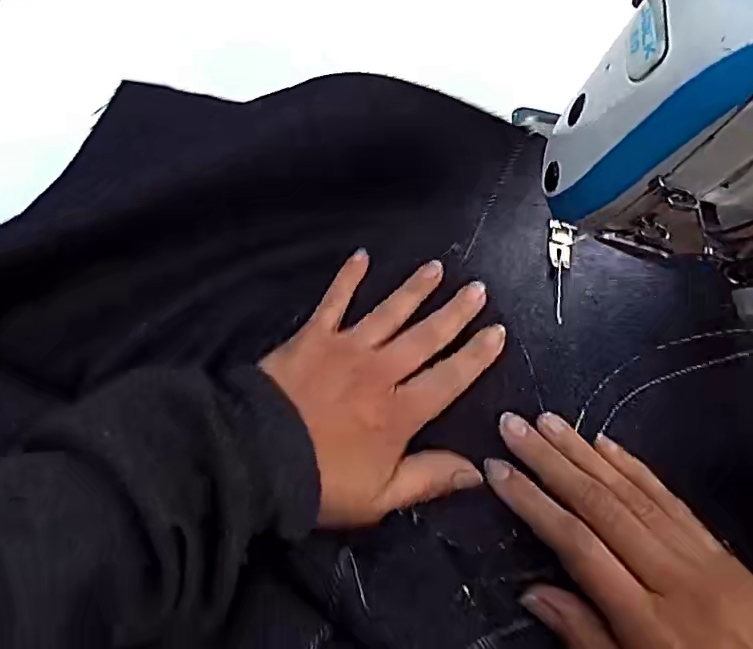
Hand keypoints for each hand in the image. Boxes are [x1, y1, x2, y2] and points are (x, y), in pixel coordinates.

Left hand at [260, 251, 507, 528]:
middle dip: (455, 312)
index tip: (497, 331)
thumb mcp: (380, 497)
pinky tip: (361, 255)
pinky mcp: (314, 336)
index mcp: (399, 411)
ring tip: (436, 268)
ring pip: (390, 312)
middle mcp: (381, 371)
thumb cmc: (320, 482)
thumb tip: (478, 469)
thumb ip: (430, 478)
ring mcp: (347, 348)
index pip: (449, 377)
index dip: (475, 355)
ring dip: (414, 289)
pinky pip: (334, 301)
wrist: (255, 459)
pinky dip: (347, 278)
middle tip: (477, 289)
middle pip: (426, 336)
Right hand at [486, 412, 752, 648]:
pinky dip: (632, 465)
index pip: (577, 543)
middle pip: (597, 503)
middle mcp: (669, 574)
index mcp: (648, 620)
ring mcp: (696, 553)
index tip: (499, 469)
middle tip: (514, 425)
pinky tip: (604, 443)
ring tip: (547, 421)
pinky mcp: (715, 545)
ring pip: (628, 489)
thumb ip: (588, 638)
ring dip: (582, 451)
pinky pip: (666, 495)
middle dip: (549, 460)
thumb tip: (534, 592)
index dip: (532, 502)